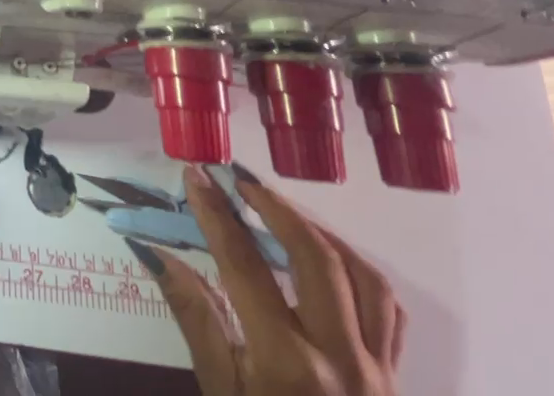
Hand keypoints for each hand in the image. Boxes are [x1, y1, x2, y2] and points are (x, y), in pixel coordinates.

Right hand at [132, 165, 404, 395]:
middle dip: (276, 209)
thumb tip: (157, 254)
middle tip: (239, 180)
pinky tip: (326, 256)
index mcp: (287, 363)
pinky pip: (387, 307)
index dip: (217, 216)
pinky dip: (355, 268)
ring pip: (364, 276)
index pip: (246, 267)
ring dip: (319, 232)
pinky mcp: (397, 375)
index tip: (197, 178)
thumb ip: (195, 318)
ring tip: (279, 210)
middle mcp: (342, 358)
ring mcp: (379, 367)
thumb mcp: (219, 388)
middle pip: (318, 259)